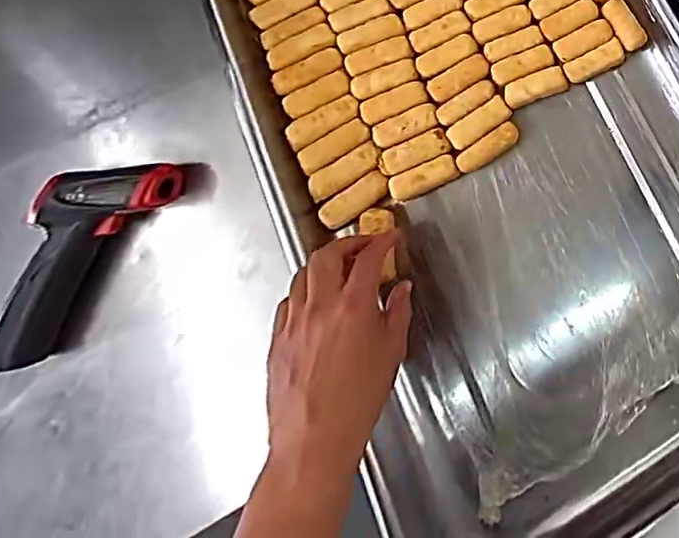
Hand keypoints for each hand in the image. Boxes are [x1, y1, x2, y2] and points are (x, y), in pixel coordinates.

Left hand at [264, 232, 411, 475]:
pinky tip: (316, 301)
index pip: (368, 257)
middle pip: (326, 255)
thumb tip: (400, 291)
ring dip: (323, 265)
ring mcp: (293, 324)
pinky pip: (288, 302)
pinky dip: (304, 292)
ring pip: (302, 275)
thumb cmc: (357, 400)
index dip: (382, 241)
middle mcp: (319, 308)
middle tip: (364, 245)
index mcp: (353, 306)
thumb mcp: (392, 349)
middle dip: (348, 243)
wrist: (314, 441)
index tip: (390, 238)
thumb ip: (398, 311)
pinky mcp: (277, 342)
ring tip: (339, 269)